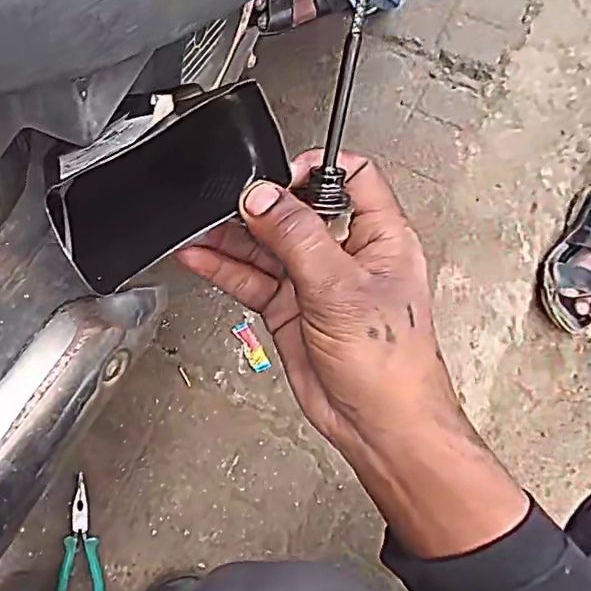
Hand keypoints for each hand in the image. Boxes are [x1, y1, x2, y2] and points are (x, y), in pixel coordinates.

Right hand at [174, 151, 527, 555]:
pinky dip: (225, 268)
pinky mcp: (289, 309)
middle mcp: (345, 255)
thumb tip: (263, 198)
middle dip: (261, 206)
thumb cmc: (389, 363)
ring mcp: (314, 283)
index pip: (352, 178)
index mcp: (378, 237)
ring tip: (201, 227)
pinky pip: (251, 279)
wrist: (377, 422)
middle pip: (296, 212)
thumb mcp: (341, 288)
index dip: (316, 168)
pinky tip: (202, 257)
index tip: (277, 173)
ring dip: (233, 237)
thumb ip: (297, 238)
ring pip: (266, 247)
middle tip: (229, 204)